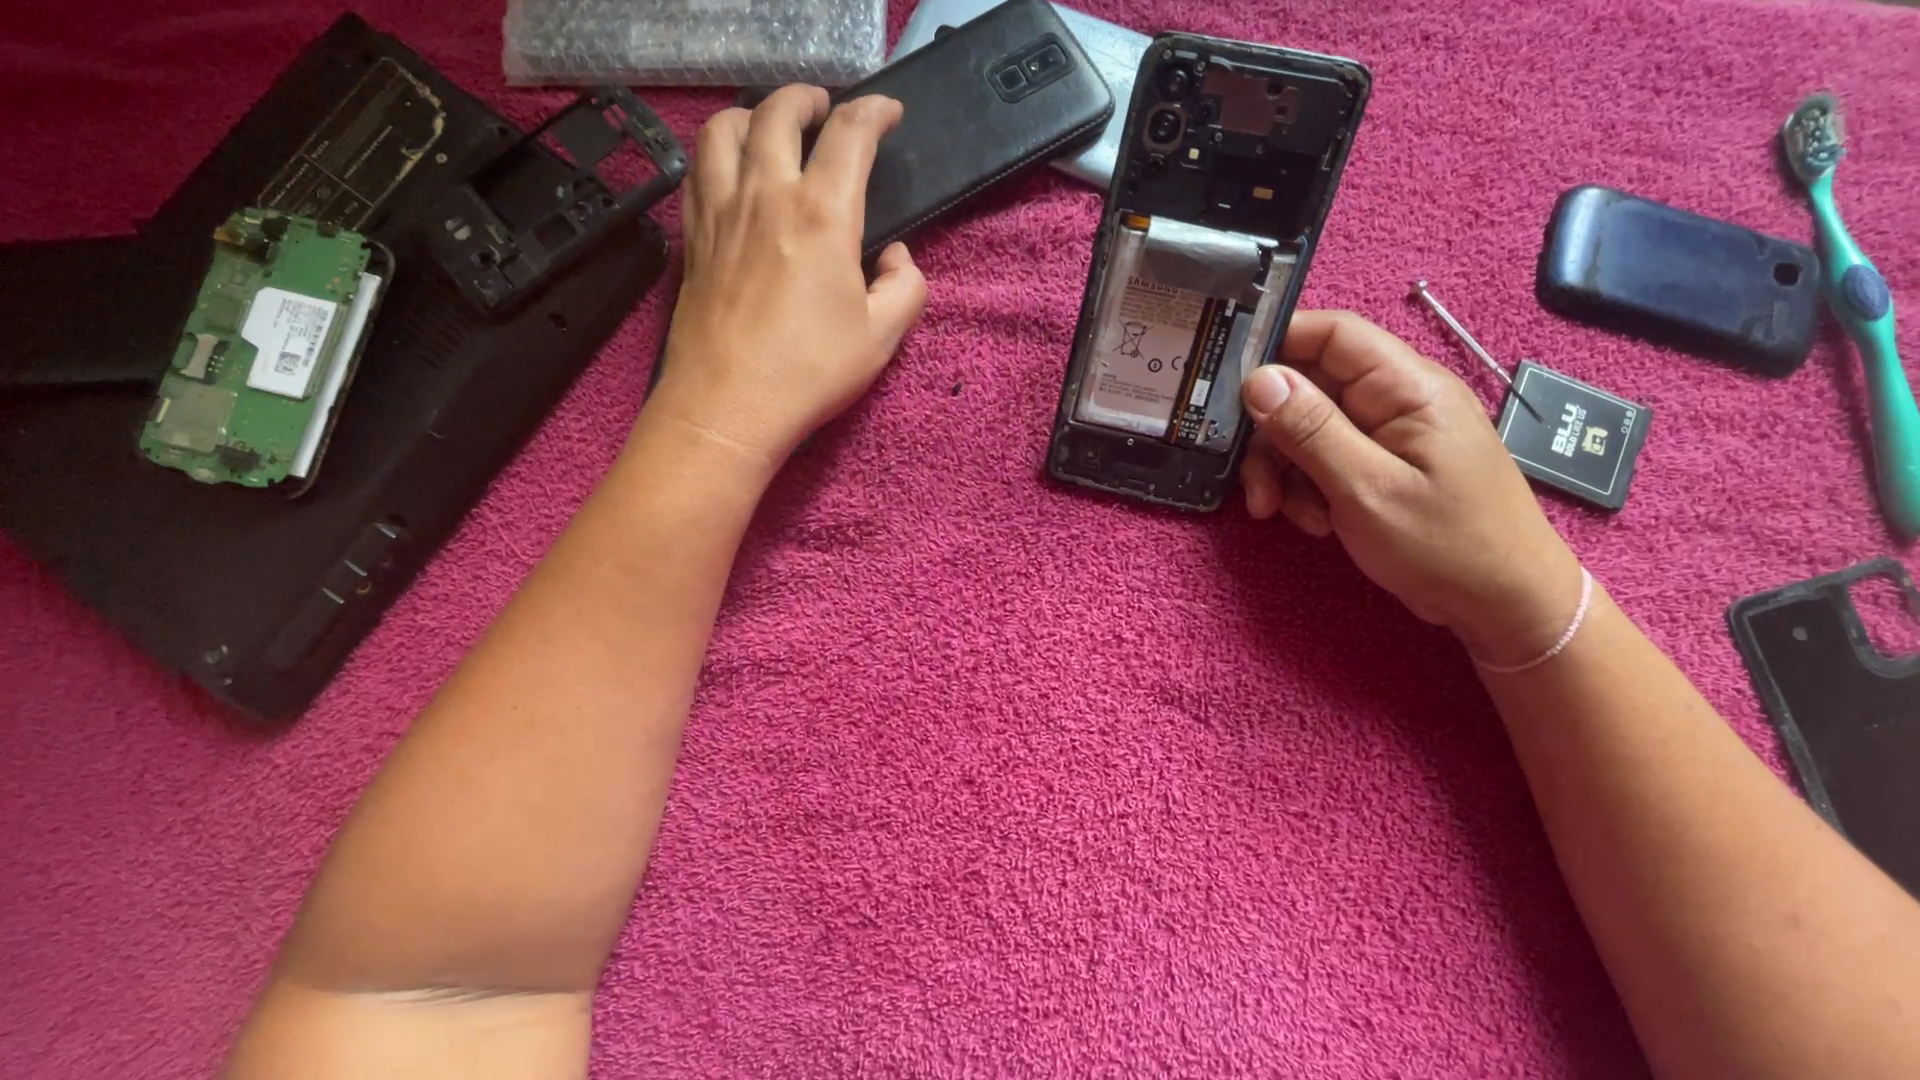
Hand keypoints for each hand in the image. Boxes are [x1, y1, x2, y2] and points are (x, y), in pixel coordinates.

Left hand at [646, 85, 927, 466]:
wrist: (728, 406)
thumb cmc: (810, 372)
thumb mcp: (883, 337)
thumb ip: (906, 286)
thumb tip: (896, 258)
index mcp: (822, 215)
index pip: (849, 134)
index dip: (875, 112)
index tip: (888, 113)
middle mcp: (766, 196)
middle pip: (778, 112)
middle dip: (807, 98)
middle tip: (825, 109)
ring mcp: (721, 212)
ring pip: (724, 128)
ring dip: (752, 113)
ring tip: (770, 128)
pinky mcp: (693, 237)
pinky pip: (698, 169)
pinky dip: (717, 151)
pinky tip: (732, 171)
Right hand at [1239, 311, 1585, 667]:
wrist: (1502, 605)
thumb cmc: (1446, 545)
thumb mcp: (1368, 489)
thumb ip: (1311, 430)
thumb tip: (1259, 379)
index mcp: (1407, 387)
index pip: (1332, 334)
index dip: (1276, 344)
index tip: (1225, 380)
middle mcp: (1394, 401)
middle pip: (1308, 387)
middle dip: (1270, 433)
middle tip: (1251, 481)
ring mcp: (1385, 435)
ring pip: (1306, 429)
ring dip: (1282, 470)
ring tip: (1280, 512)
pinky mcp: (1377, 467)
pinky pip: (1322, 460)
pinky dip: (1304, 489)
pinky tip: (1313, 523)